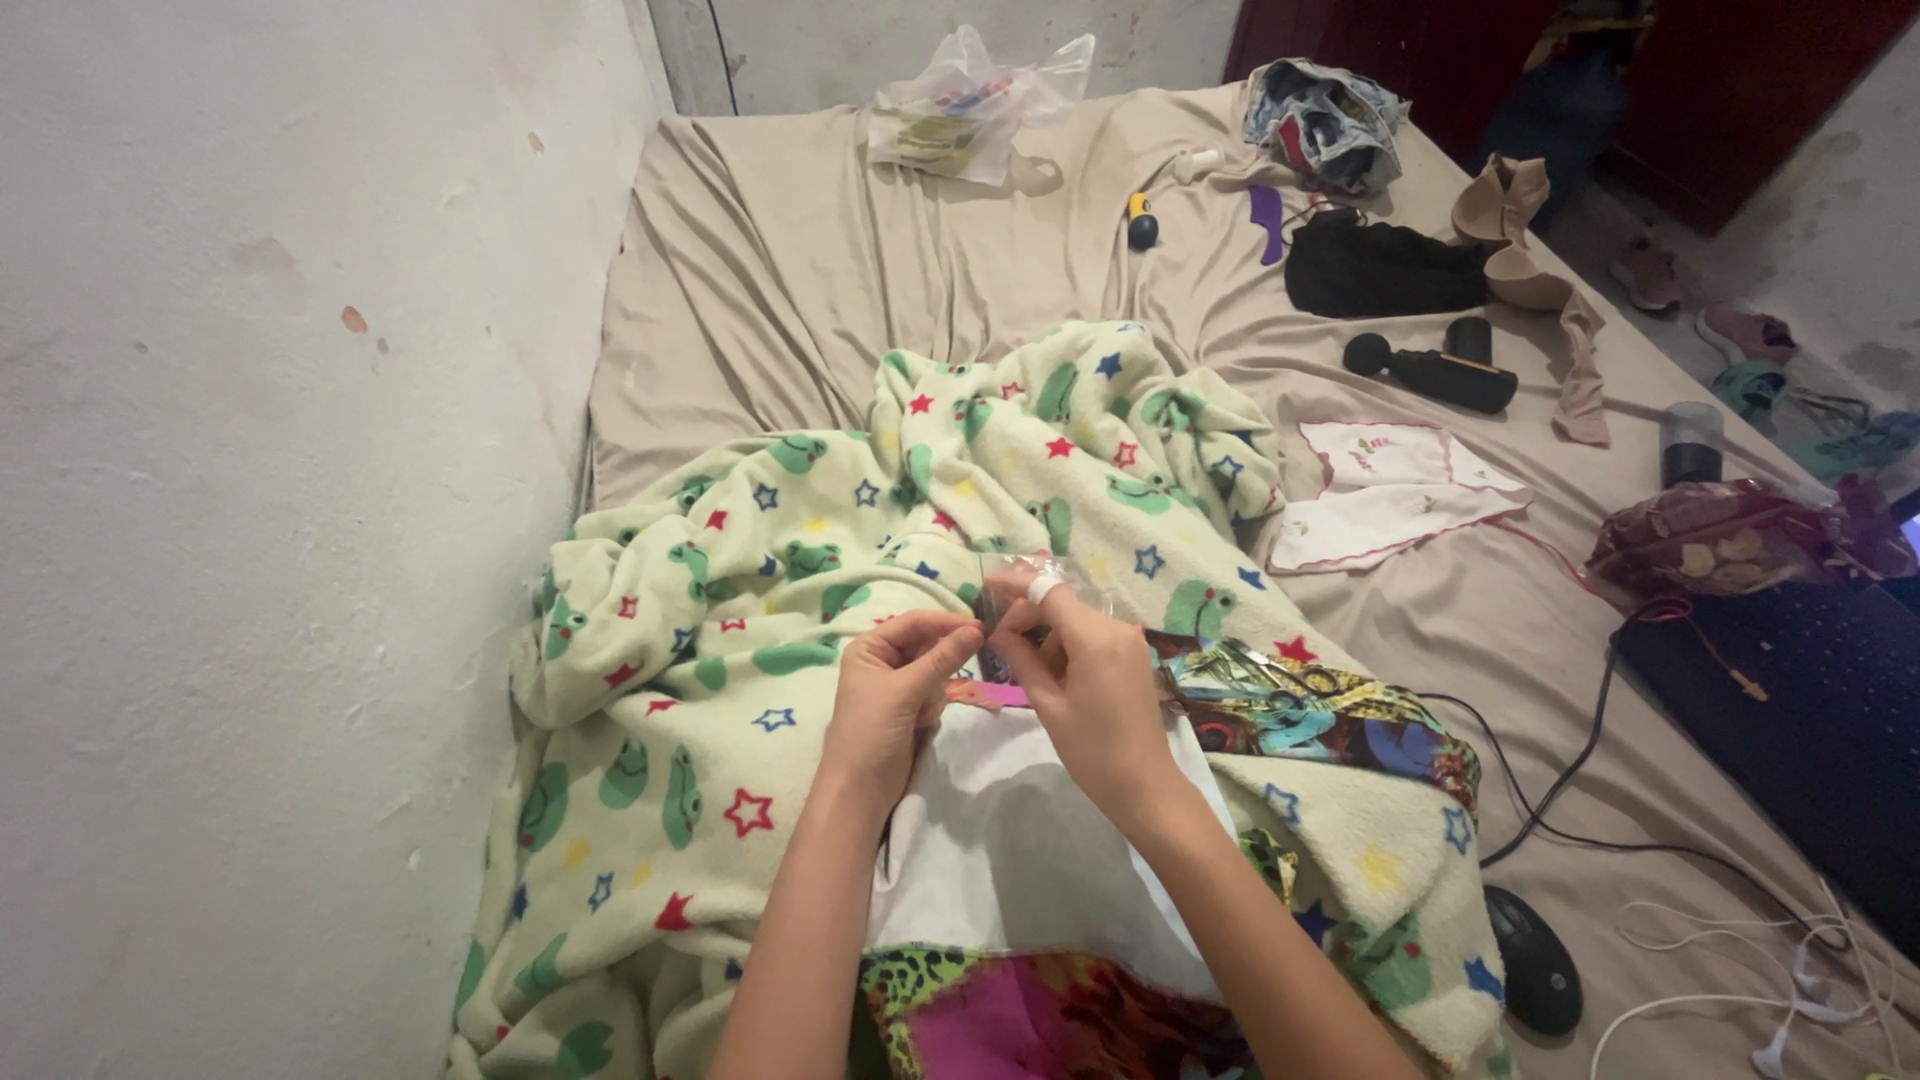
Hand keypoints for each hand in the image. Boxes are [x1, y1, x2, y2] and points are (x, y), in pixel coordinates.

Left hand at [819, 610, 983, 821]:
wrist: (861, 791)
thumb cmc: (871, 733)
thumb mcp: (905, 691)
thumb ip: (942, 659)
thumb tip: (977, 630)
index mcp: (869, 647)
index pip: (914, 622)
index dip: (946, 622)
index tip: (980, 627)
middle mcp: (882, 660)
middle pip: (926, 644)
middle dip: (940, 662)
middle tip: (961, 670)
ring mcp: (897, 685)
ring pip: (935, 670)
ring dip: (934, 689)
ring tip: (920, 713)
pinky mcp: (909, 707)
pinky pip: (934, 692)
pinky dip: (933, 705)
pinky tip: (921, 724)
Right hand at [985, 571, 1178, 825]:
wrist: (1144, 785)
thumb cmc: (1091, 750)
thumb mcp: (1048, 705)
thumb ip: (1022, 660)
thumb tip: (998, 633)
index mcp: (1095, 639)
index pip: (1050, 591)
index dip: (1017, 584)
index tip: (987, 586)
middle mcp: (1116, 629)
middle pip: (1063, 604)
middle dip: (1029, 617)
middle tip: (1001, 644)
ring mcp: (1130, 641)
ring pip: (1076, 621)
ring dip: (1049, 636)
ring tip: (1034, 674)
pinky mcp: (1134, 655)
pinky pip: (1094, 636)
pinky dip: (1070, 645)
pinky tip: (1058, 676)